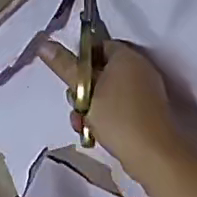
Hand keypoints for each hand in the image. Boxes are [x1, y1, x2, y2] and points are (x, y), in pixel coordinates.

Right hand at [37, 38, 183, 170]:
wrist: (153, 154)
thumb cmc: (117, 116)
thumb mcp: (84, 90)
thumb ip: (64, 65)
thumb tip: (43, 42)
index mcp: (127, 56)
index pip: (99, 46)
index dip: (81, 60)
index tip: (69, 77)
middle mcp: (140, 69)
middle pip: (102, 71)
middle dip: (83, 89)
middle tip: (75, 105)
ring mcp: (147, 92)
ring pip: (109, 92)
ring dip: (92, 107)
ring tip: (82, 125)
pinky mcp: (149, 113)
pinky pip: (122, 107)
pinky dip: (107, 117)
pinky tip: (95, 134)